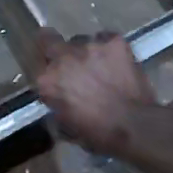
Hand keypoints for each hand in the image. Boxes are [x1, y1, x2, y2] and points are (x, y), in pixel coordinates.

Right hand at [33, 29, 156, 154]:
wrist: (134, 125)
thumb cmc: (99, 134)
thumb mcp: (66, 125)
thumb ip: (57, 103)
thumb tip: (59, 98)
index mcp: (47, 82)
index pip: (38, 66)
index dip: (48, 70)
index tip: (58, 76)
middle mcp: (64, 58)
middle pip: (50, 41)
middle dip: (58, 49)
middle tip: (72, 63)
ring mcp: (89, 46)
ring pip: (82, 41)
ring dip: (87, 52)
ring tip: (101, 66)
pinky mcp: (114, 41)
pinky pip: (106, 38)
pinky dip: (109, 48)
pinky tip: (117, 61)